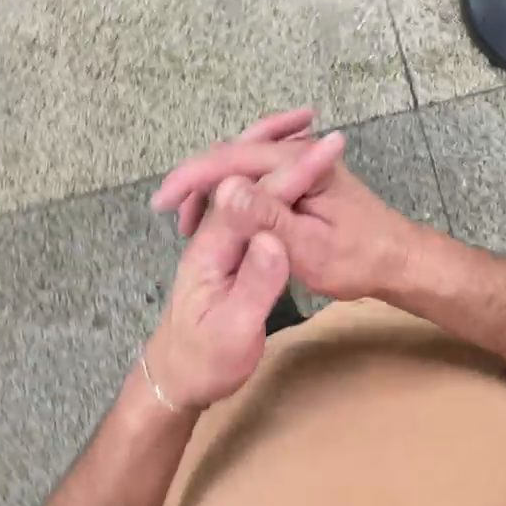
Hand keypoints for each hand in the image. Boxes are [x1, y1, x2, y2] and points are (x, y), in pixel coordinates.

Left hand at [141, 137, 343, 409]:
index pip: (255, 198)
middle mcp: (213, 233)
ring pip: (247, 184)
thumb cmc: (204, 360)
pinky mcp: (229, 246)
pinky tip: (292, 177)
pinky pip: (251, 201)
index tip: (328, 151)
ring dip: (274, 157)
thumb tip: (274, 238)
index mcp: (213, 248)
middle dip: (281, 150)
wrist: (177, 377)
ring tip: (307, 133)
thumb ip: (254, 285)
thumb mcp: (233, 332)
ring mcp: (220, 237)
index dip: (293, 174)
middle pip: (245, 177)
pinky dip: (272, 180)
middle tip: (321, 129)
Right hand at [151, 129, 421, 302]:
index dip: (190, 178)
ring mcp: (299, 160)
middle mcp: (296, 151)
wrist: (397, 259)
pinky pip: (256, 168)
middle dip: (196, 180)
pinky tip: (222, 205)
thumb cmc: (357, 259)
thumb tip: (225, 188)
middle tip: (173, 217)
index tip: (161, 203)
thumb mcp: (309, 248)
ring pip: (241, 159)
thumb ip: (267, 218)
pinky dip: (232, 184)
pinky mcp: (300, 174)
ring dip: (212, 182)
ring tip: (191, 215)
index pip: (230, 158)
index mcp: (297, 163)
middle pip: (231, 153)